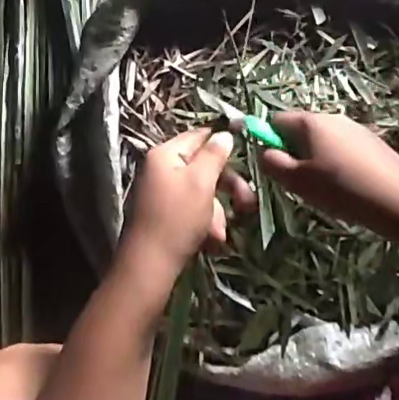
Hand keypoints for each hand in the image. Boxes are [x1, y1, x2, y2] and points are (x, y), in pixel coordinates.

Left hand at [118, 129, 254, 283]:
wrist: (149, 266)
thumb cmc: (176, 218)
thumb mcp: (200, 182)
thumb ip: (214, 155)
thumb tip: (225, 134)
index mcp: (165, 154)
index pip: (200, 136)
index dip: (224, 144)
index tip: (249, 156)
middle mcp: (161, 169)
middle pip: (204, 167)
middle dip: (226, 187)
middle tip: (247, 203)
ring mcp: (162, 193)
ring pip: (202, 193)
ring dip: (216, 212)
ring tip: (218, 234)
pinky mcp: (165, 215)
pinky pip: (192, 211)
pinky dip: (204, 223)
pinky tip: (210, 241)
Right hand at [260, 112, 398, 237]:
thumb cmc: (341, 189)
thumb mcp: (297, 181)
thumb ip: (272, 163)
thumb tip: (265, 152)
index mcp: (310, 122)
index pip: (275, 120)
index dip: (270, 142)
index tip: (278, 167)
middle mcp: (332, 118)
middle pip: (300, 130)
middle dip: (295, 154)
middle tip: (301, 183)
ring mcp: (355, 129)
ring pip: (323, 142)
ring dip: (317, 161)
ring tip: (328, 190)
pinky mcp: (373, 143)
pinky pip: (343, 149)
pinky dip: (339, 165)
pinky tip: (349, 188)